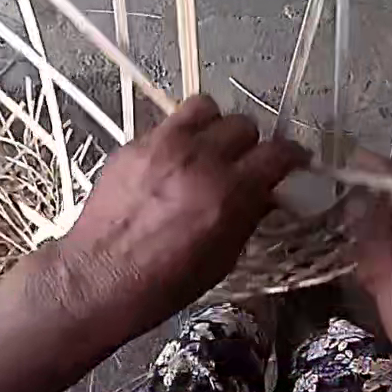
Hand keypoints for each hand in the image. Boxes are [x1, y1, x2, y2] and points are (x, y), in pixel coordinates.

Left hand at [35, 95, 308, 346]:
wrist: (96, 280)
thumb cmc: (165, 283)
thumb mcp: (222, 258)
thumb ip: (249, 215)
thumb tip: (268, 192)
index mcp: (227, 192)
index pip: (277, 154)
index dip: (292, 156)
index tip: (294, 162)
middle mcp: (198, 158)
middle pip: (243, 124)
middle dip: (251, 144)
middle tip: (245, 163)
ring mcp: (162, 145)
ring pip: (206, 107)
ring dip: (216, 126)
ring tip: (209, 148)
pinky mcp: (133, 144)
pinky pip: (169, 123)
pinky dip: (181, 137)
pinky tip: (173, 162)